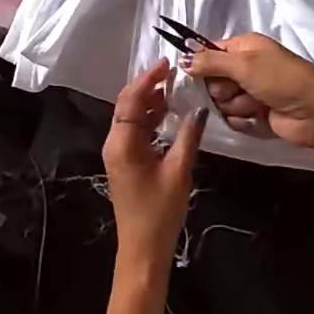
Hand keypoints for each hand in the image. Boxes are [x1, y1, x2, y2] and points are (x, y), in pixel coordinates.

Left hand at [103, 60, 206, 273]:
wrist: (142, 249)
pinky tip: (167, 114)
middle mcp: (114, 142)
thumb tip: (199, 109)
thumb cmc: (160, 212)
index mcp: (122, 141)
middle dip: (148, 86)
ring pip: (131, 117)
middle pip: (127, 104)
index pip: (131, 99)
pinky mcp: (125, 161)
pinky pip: (134, 130)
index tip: (166, 64)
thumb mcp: (179, 171)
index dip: (148, 78)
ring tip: (173, 89)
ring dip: (149, 102)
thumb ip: (188, 136)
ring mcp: (118, 152)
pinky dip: (149, 118)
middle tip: (172, 74)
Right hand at [183, 34, 313, 158]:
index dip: (202, 64)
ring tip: (255, 104)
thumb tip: (181, 59)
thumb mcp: (244, 64)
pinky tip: (257, 117)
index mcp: (245, 46)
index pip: (210, 52)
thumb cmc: (281, 79)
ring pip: (222, 100)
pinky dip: (242, 118)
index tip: (194, 74)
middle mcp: (246, 66)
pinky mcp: (255, 112)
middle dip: (221, 88)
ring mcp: (251, 90)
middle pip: (212, 79)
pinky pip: (232, 116)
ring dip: (235, 104)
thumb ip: (209, 62)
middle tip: (236, 89)